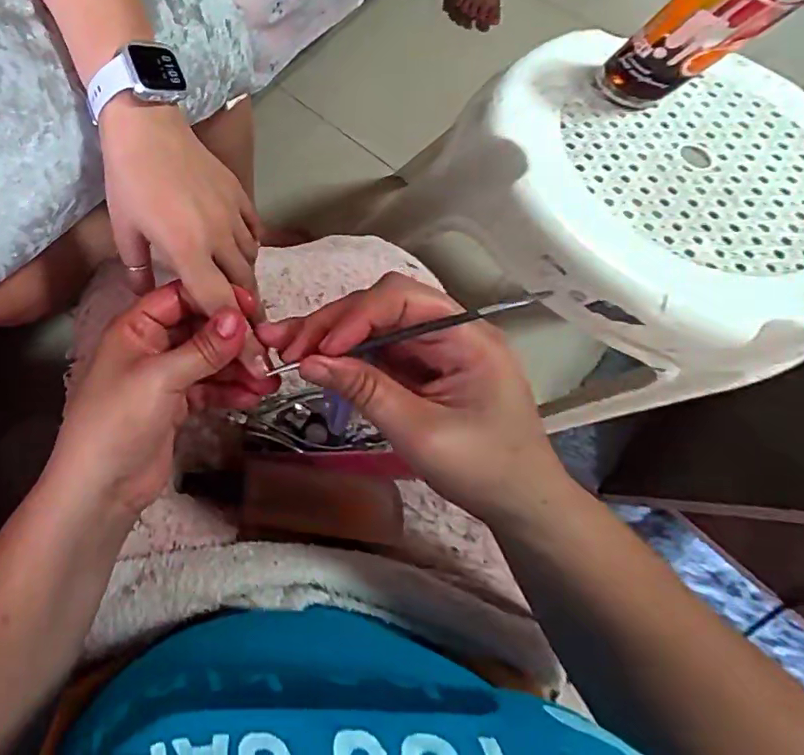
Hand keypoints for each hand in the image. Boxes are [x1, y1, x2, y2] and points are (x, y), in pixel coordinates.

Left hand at [51, 283, 276, 517]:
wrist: (99, 489)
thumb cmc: (116, 421)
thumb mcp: (159, 378)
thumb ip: (202, 348)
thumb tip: (237, 318)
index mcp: (135, 327)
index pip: (180, 297)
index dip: (214, 298)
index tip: (252, 306)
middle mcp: (150, 345)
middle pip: (199, 329)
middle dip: (233, 338)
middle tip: (267, 348)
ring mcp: (163, 376)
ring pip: (208, 360)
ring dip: (237, 368)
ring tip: (269, 379)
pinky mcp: (175, 405)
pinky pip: (208, 389)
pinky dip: (230, 391)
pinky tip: (253, 396)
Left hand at [100, 102, 261, 321]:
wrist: (147, 126)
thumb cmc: (129, 179)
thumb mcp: (124, 230)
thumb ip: (138, 269)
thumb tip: (145, 292)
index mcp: (187, 250)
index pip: (217, 302)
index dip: (233, 332)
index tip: (245, 354)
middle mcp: (219, 236)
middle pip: (242, 285)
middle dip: (244, 311)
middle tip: (242, 328)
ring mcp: (233, 213)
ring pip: (252, 259)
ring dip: (246, 280)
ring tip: (237, 293)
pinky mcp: (240, 194)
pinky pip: (255, 231)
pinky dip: (250, 249)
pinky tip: (239, 254)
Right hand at [255, 273, 569, 523]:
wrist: (521, 504)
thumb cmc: (484, 470)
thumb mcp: (422, 433)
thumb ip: (367, 391)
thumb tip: (309, 362)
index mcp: (466, 336)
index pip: (402, 299)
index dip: (356, 317)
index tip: (321, 349)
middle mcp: (447, 329)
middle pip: (379, 305)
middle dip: (331, 322)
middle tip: (286, 345)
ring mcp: (430, 346)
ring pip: (368, 323)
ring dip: (325, 333)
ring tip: (281, 344)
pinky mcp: (416, 364)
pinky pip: (371, 347)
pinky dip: (337, 352)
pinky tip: (305, 355)